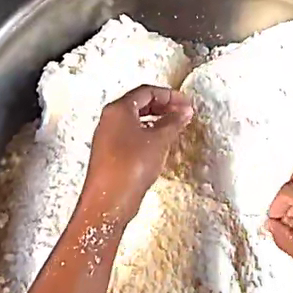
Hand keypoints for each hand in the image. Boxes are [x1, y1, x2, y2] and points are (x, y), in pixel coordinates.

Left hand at [76, 85, 193, 227]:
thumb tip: (183, 112)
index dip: (169, 95)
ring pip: (135, 120)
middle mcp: (109, 120)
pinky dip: (148, 134)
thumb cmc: (130, 166)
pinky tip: (160, 145)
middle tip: (182, 112)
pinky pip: (131, 136)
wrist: (109, 201)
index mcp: (118, 109)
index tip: (185, 102)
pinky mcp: (109, 154)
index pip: (146, 92)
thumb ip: (173, 121)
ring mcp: (107, 137)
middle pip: (139, 104)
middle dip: (163, 106)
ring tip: (175, 128)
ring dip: (156, 121)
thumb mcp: (159, 140)